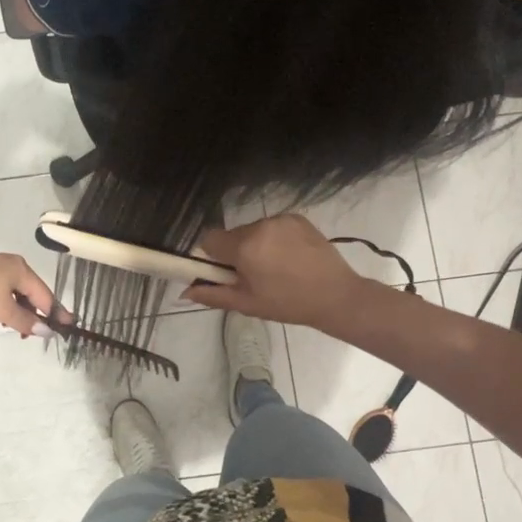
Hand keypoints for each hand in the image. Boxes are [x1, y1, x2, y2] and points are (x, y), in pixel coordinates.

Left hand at [0, 253, 68, 336]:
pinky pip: (2, 289)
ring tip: (16, 329)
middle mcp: (11, 263)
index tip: (67, 326)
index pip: (45, 294)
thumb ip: (26, 321)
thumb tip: (46, 331)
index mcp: (21, 269)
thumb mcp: (4, 311)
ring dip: (19, 310)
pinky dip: (6, 304)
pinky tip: (1, 316)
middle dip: (35, 313)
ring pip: (16, 291)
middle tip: (35, 333)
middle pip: (31, 291)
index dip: (55, 312)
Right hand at [182, 215, 369, 328]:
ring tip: (275, 268)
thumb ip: (213, 295)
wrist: (336, 296)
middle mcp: (260, 225)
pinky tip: (289, 258)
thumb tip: (184, 292)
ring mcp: (281, 219)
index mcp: (245, 246)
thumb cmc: (288, 304)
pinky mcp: (297, 218)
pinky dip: (273, 239)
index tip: (225, 273)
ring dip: (255, 245)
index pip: (208, 240)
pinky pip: (273, 226)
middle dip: (235, 253)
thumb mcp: (247, 303)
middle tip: (253, 276)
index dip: (211, 257)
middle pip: (231, 235)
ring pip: (252, 230)